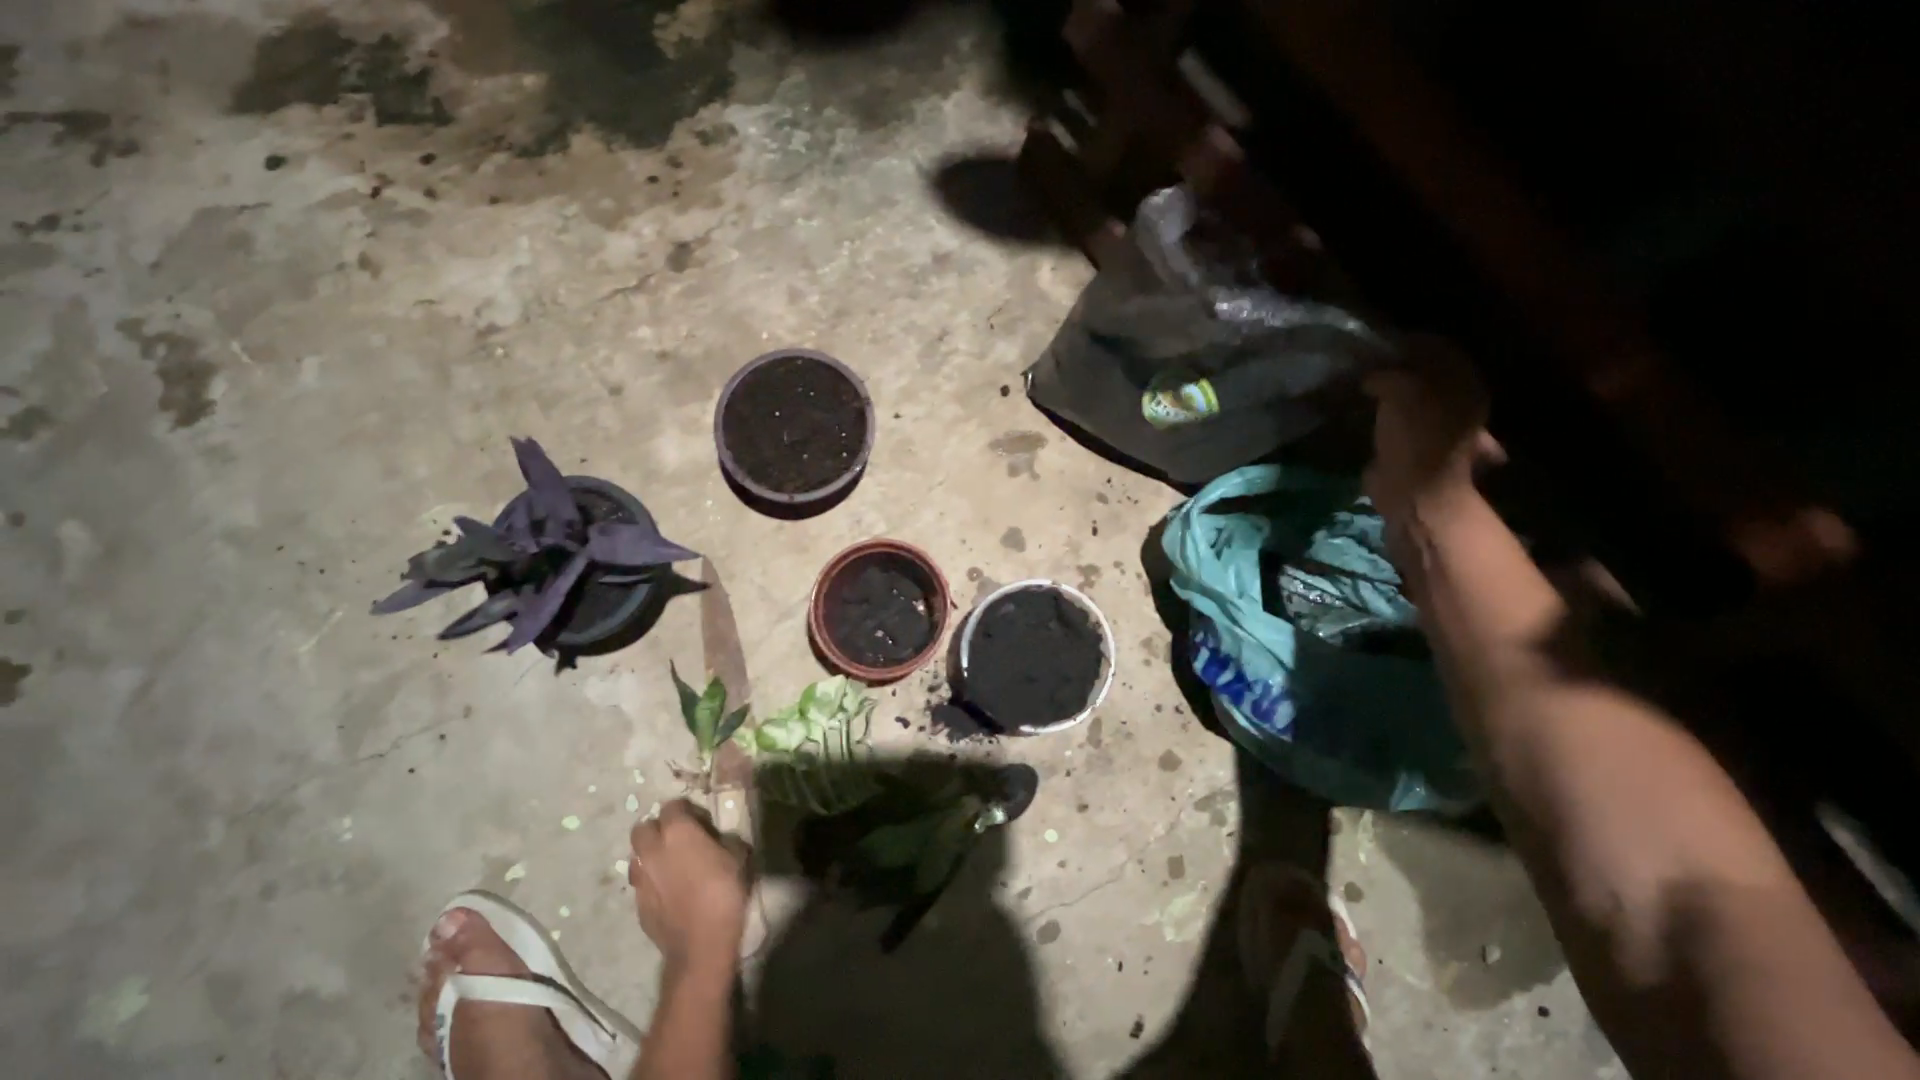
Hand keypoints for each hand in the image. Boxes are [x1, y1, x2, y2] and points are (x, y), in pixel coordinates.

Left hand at [628, 800, 748, 970]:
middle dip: (657, 828)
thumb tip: (720, 839)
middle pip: (643, 827)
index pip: (672, 806)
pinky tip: (667, 892)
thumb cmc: (724, 894)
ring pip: (637, 855)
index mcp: (678, 832)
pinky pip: (641, 882)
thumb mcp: (739, 858)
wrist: (700, 944)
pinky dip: (651, 881)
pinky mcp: (637, 902)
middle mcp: (652, 849)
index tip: (699, 820)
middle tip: (677, 839)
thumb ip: (726, 841)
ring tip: (669, 865)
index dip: (685, 810)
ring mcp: (640, 877)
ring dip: (650, 855)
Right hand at [1362, 337, 1497, 528]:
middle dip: (1397, 365)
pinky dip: (1382, 412)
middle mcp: (1458, 401)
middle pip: (1425, 371)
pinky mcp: (1415, 447)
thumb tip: (1371, 375)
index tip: (1376, 341)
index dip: (1407, 341)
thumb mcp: (1402, 390)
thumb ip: (1388, 373)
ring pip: (1412, 395)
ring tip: (1361, 383)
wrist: (1414, 494)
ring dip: (1389, 389)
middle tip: (1365, 361)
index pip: (1437, 347)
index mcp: (1464, 384)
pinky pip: (1397, 418)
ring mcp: (1438, 427)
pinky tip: (1363, 409)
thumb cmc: (1416, 439)